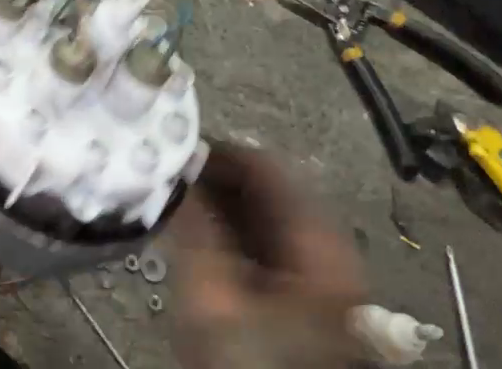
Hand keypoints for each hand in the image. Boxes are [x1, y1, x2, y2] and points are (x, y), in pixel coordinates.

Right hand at [174, 144, 366, 368]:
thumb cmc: (246, 357)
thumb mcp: (210, 295)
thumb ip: (194, 226)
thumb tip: (174, 172)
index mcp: (319, 246)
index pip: (267, 169)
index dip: (217, 153)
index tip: (171, 153)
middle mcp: (333, 250)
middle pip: (270, 189)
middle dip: (216, 179)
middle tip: (168, 180)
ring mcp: (326, 272)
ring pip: (269, 214)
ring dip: (222, 203)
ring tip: (177, 205)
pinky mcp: (312, 291)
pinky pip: (271, 240)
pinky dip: (235, 228)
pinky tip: (201, 234)